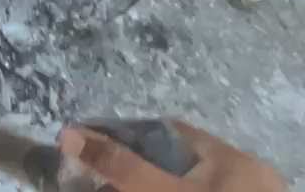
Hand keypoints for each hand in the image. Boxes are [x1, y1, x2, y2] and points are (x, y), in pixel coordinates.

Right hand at [60, 122, 287, 191]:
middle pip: (173, 158)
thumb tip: (66, 133)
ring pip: (181, 183)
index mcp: (235, 160)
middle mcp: (247, 179)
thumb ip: (116, 162)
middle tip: (101, 171)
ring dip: (146, 182)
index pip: (168, 129)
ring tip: (115, 186)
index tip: (95, 143)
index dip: (126, 131)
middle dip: (134, 162)